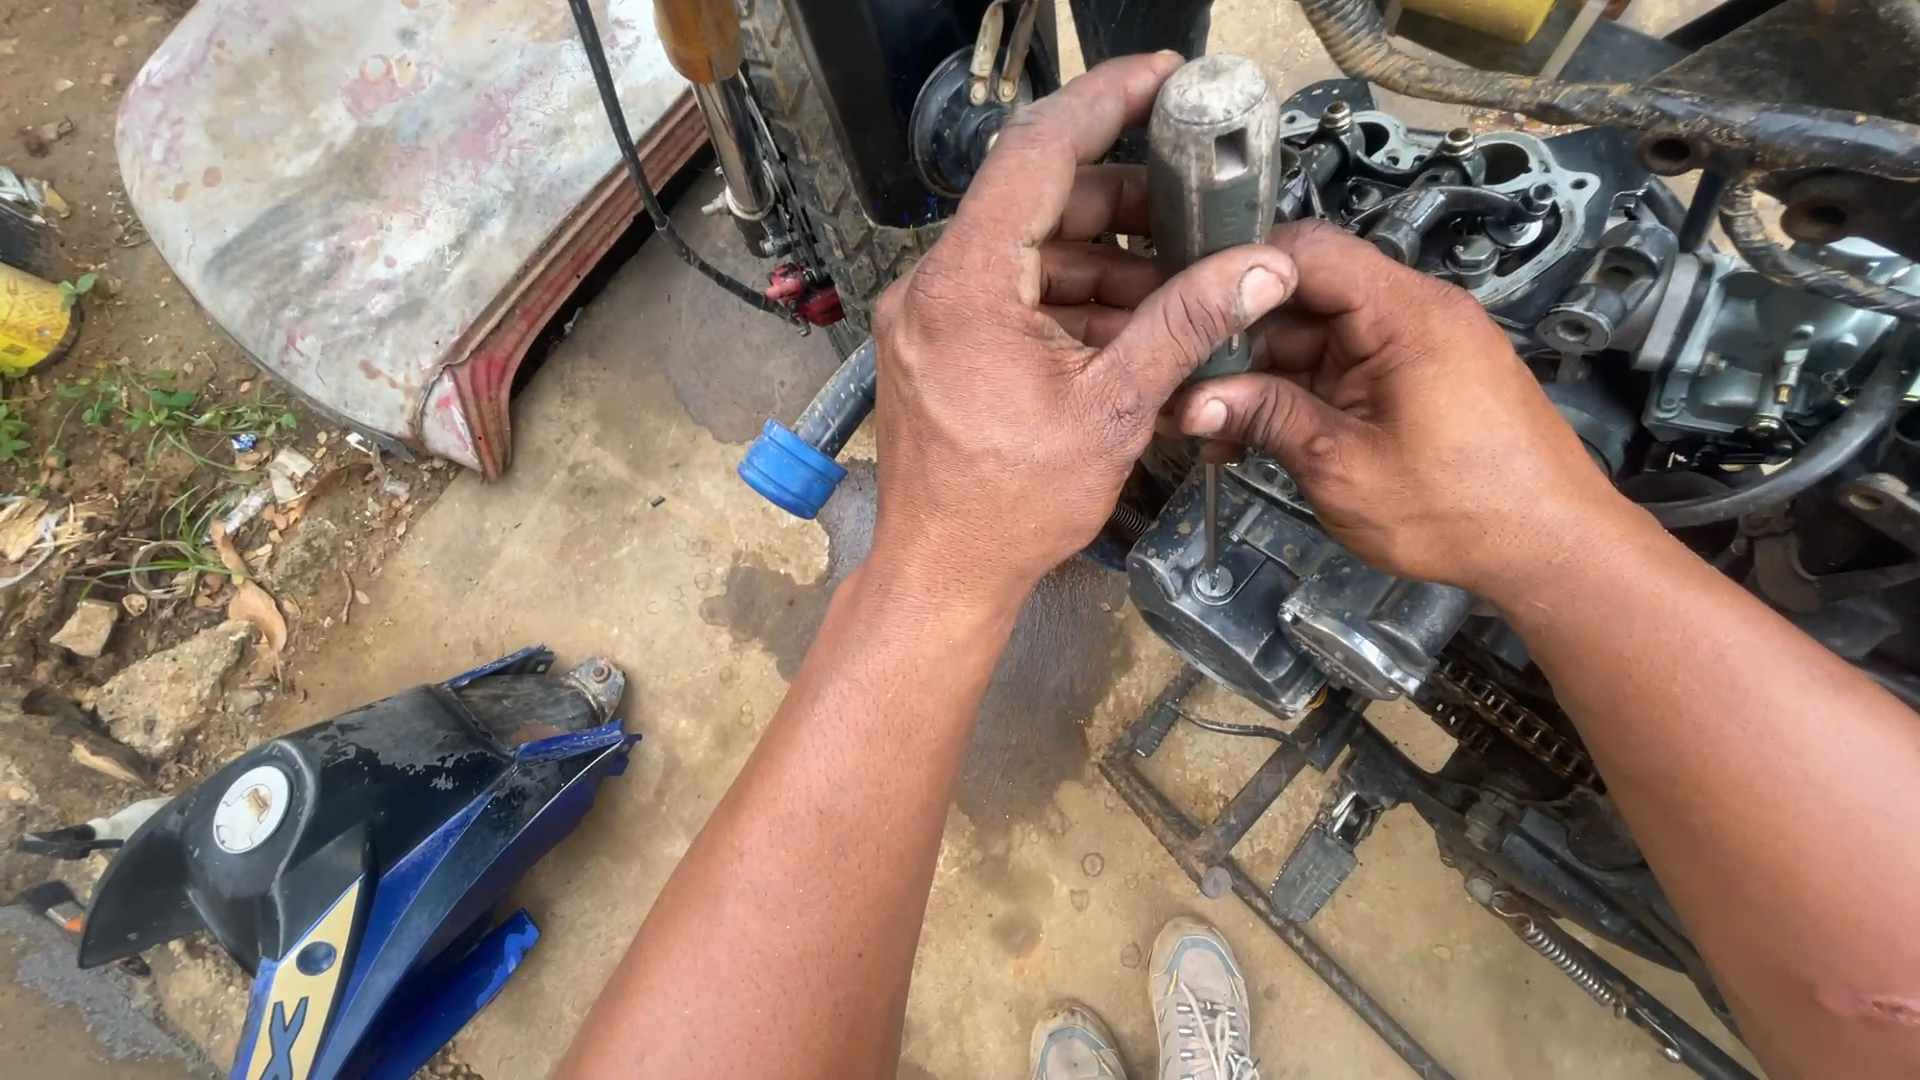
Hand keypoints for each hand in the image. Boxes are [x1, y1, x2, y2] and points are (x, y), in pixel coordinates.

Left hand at [867, 53, 1299, 597]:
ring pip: (1023, 257)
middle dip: (1118, 208)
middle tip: (1187, 213)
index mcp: (963, 289)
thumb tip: (1254, 272)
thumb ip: (1184, 326)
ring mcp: (928, 323)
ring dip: (1097, 264)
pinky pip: (1005, 300)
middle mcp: (931, 293)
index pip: (1035, 155)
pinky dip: (1062, 304)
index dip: (1104, 106)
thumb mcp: (1112, 410)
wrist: (943, 572)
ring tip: (1169, 283)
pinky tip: (1120, 324)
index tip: (1156, 81)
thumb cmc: (1006, 509)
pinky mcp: (936, 351)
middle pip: (1034, 207)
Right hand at [1169, 221, 1630, 595]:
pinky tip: (1248, 439)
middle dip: (1235, 344)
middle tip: (1181, 390)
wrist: (1548, 550)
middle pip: (1300, 300)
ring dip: (1256, 382)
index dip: (1238, 272)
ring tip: (1207, 428)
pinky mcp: (1405, 381)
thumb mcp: (1340, 465)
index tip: (1183, 313)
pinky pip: (1332, 374)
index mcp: (1404, 316)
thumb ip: (1265, 419)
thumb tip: (1189, 402)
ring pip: (1308, 343)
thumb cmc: (1456, 509)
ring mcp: (1407, 349)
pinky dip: (1291, 400)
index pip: (1308, 252)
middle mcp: (1409, 315)